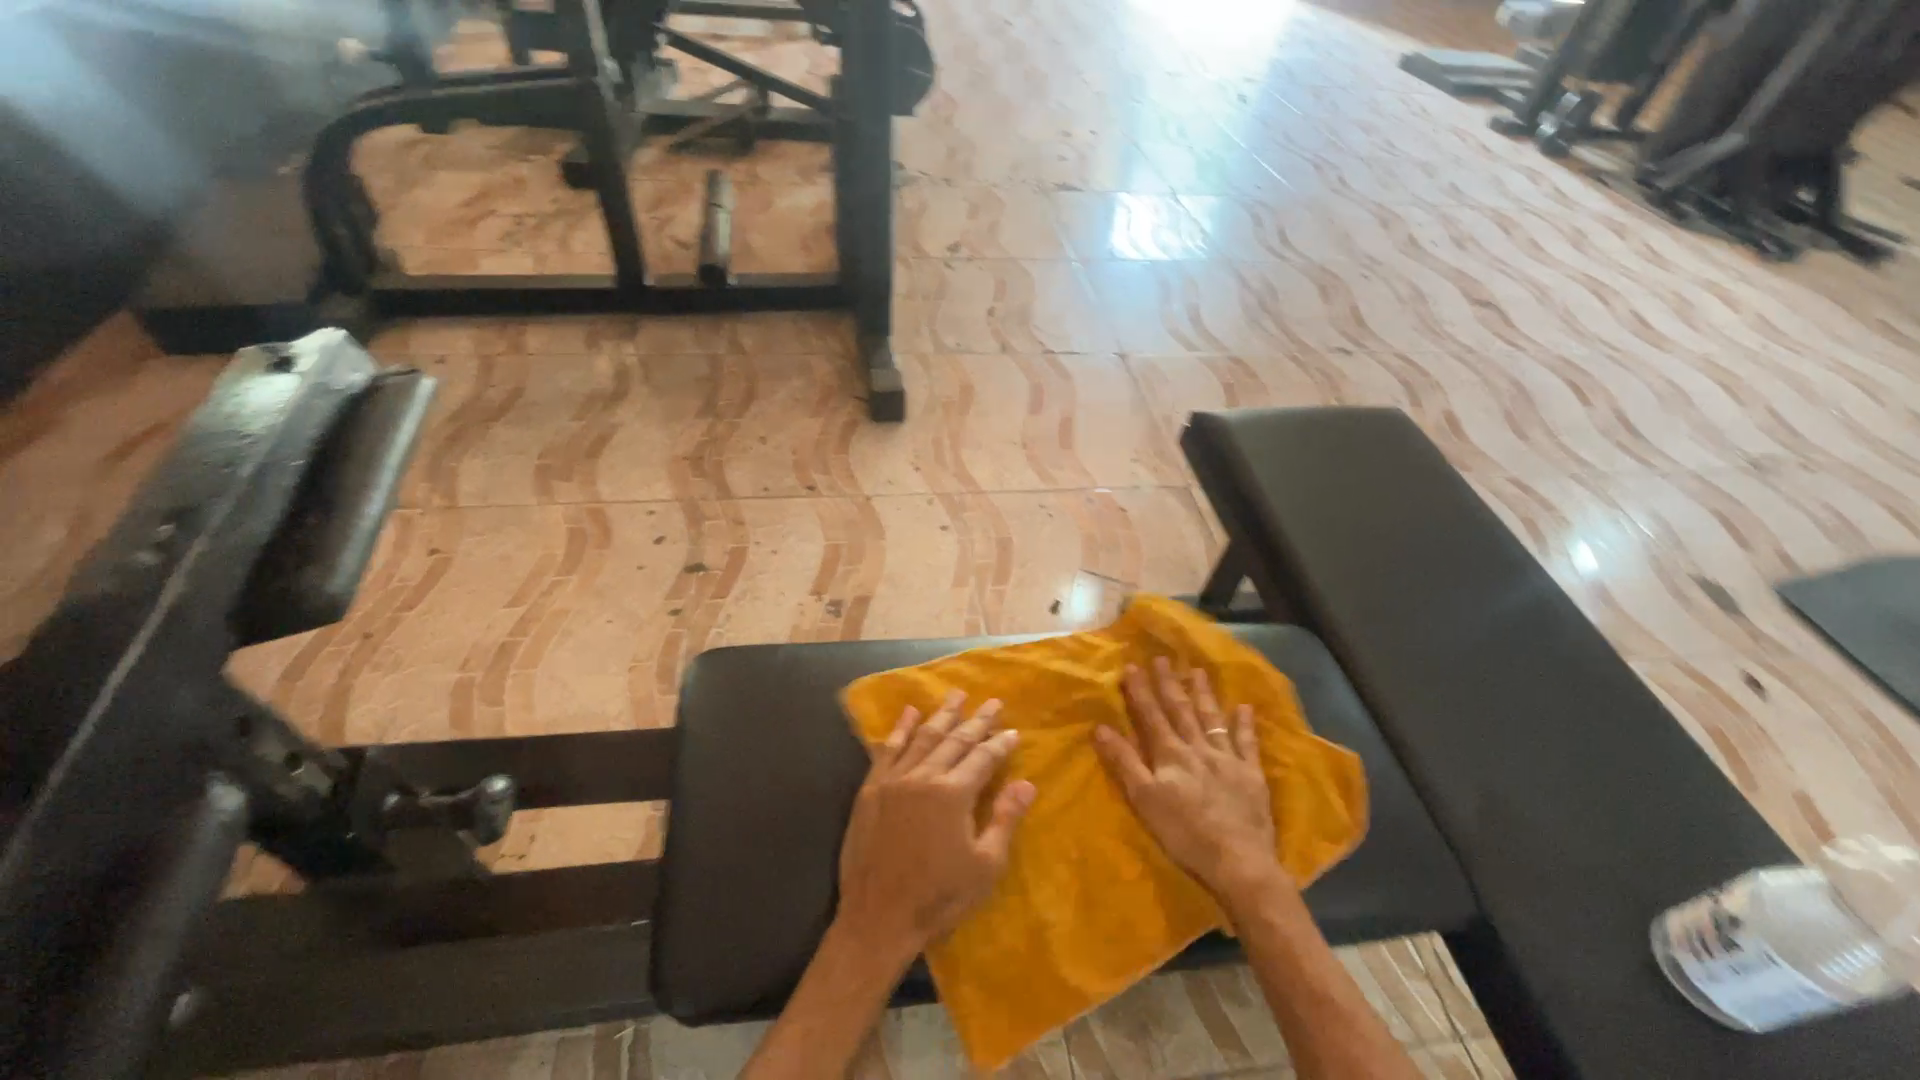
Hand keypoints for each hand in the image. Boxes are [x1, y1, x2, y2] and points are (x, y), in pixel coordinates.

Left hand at [836, 692, 1036, 955]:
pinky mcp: (870, 790)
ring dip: (941, 715)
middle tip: (991, 702)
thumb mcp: (985, 865)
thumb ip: (1005, 819)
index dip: (1001, 743)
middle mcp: (923, 777)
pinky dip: (900, 729)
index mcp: (953, 794)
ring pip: (922, 737)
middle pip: (954, 740)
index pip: (983, 758)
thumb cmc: (939, 897)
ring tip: (955, 695)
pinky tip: (908, 714)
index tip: (1014, 731)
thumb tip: (1027, 783)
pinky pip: (887, 750)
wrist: (878, 916)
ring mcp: (893, 781)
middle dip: (976, 720)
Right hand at [1094, 658, 1285, 899]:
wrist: (1238, 861)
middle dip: (1169, 684)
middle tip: (1161, 658)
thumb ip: (1125, 762)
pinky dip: (1245, 724)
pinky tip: (1245, 707)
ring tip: (1197, 671)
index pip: (1151, 717)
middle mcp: (1199, 749)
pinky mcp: (1251, 775)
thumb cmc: (1184, 835)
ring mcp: (1228, 760)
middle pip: (1181, 711)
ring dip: (1204, 695)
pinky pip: (1247, 743)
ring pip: (1213, 720)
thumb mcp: (1145, 800)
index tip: (1131, 665)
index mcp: (1171, 756)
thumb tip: (1101, 728)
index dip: (1140, 691)